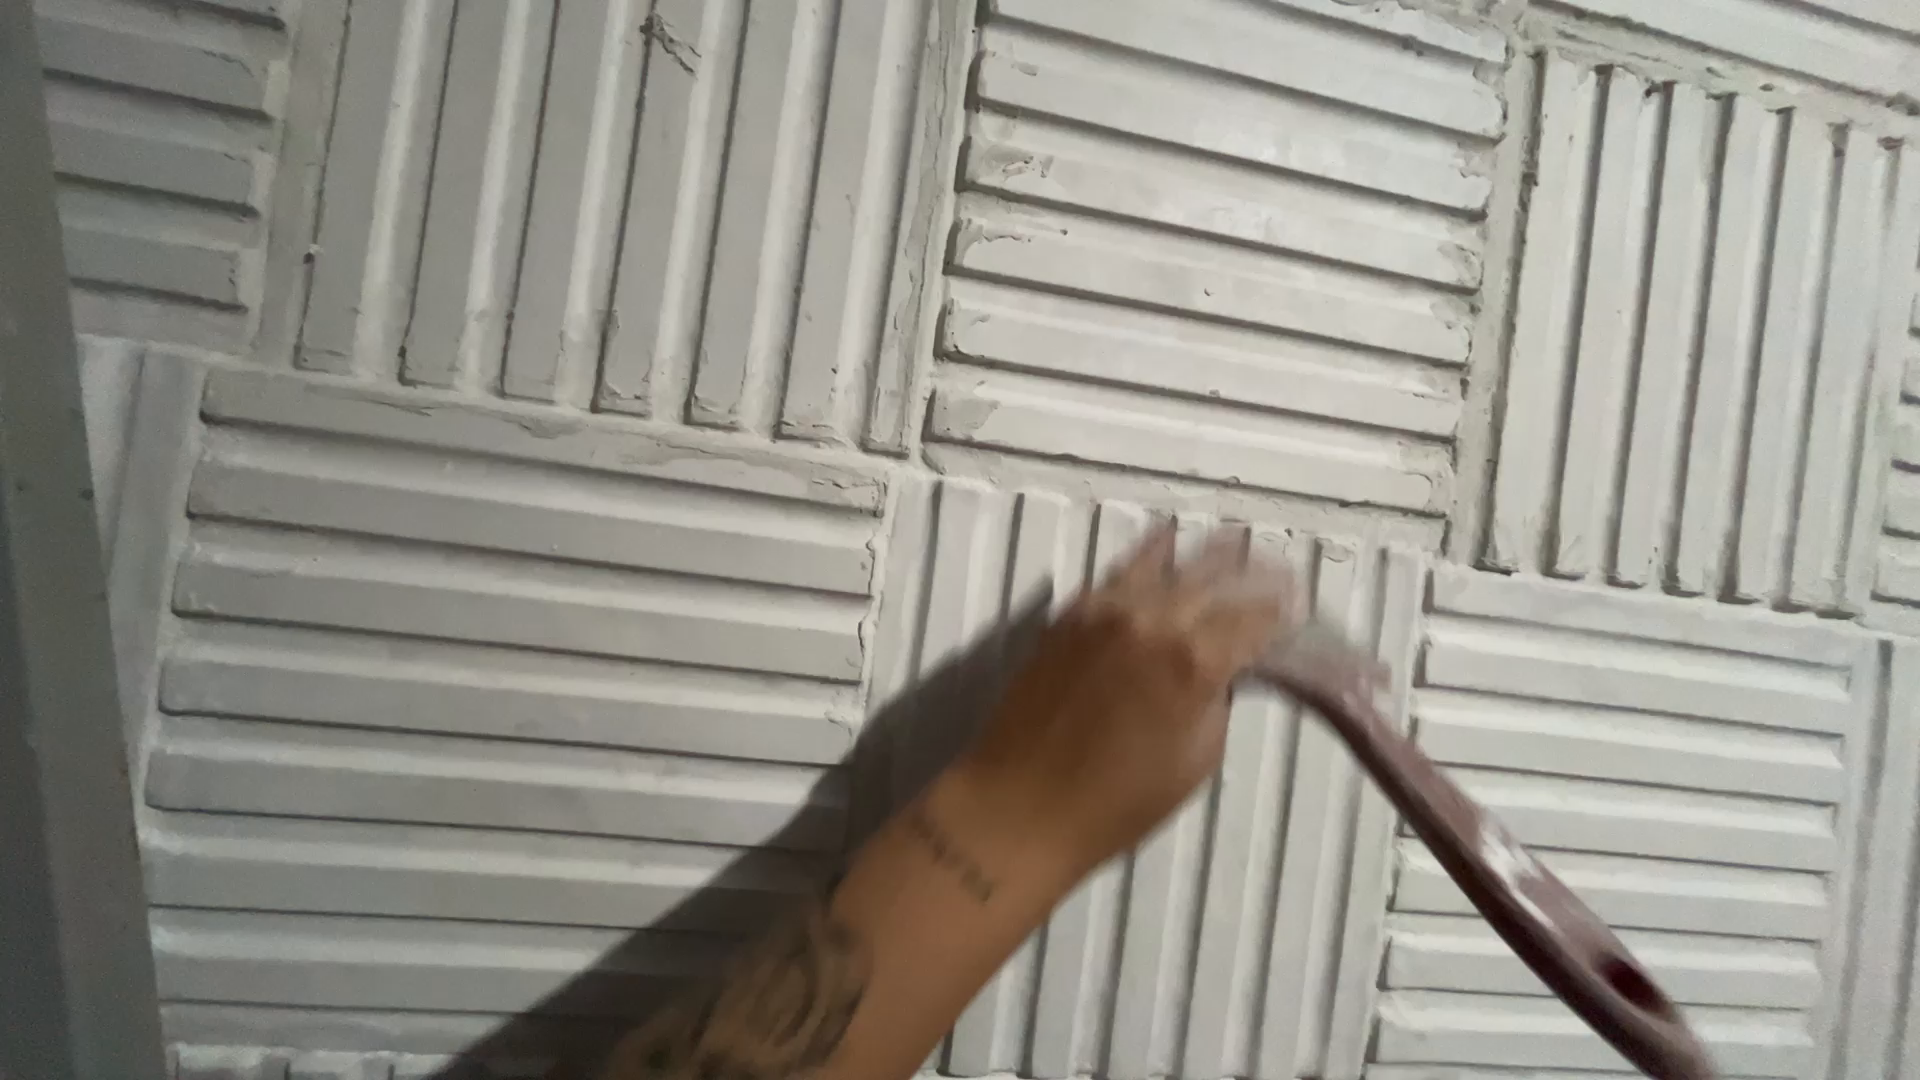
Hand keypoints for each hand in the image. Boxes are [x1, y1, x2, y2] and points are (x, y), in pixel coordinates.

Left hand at [954, 524, 1295, 872]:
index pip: (1254, 618)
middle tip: (1274, 571)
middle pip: (1213, 576)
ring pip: (1163, 561)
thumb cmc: (1118, 802)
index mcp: (1193, 660)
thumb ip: (1217, 698)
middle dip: (1250, 572)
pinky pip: (1118, 573)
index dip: (1281, 612)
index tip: (1297, 607)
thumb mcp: (1197, 758)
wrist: (1020, 802)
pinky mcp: (1069, 612)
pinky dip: (1148, 559)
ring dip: (1200, 553)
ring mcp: (1103, 608)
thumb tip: (1223, 667)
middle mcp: (1151, 618)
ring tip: (1228, 542)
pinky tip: (1163, 549)